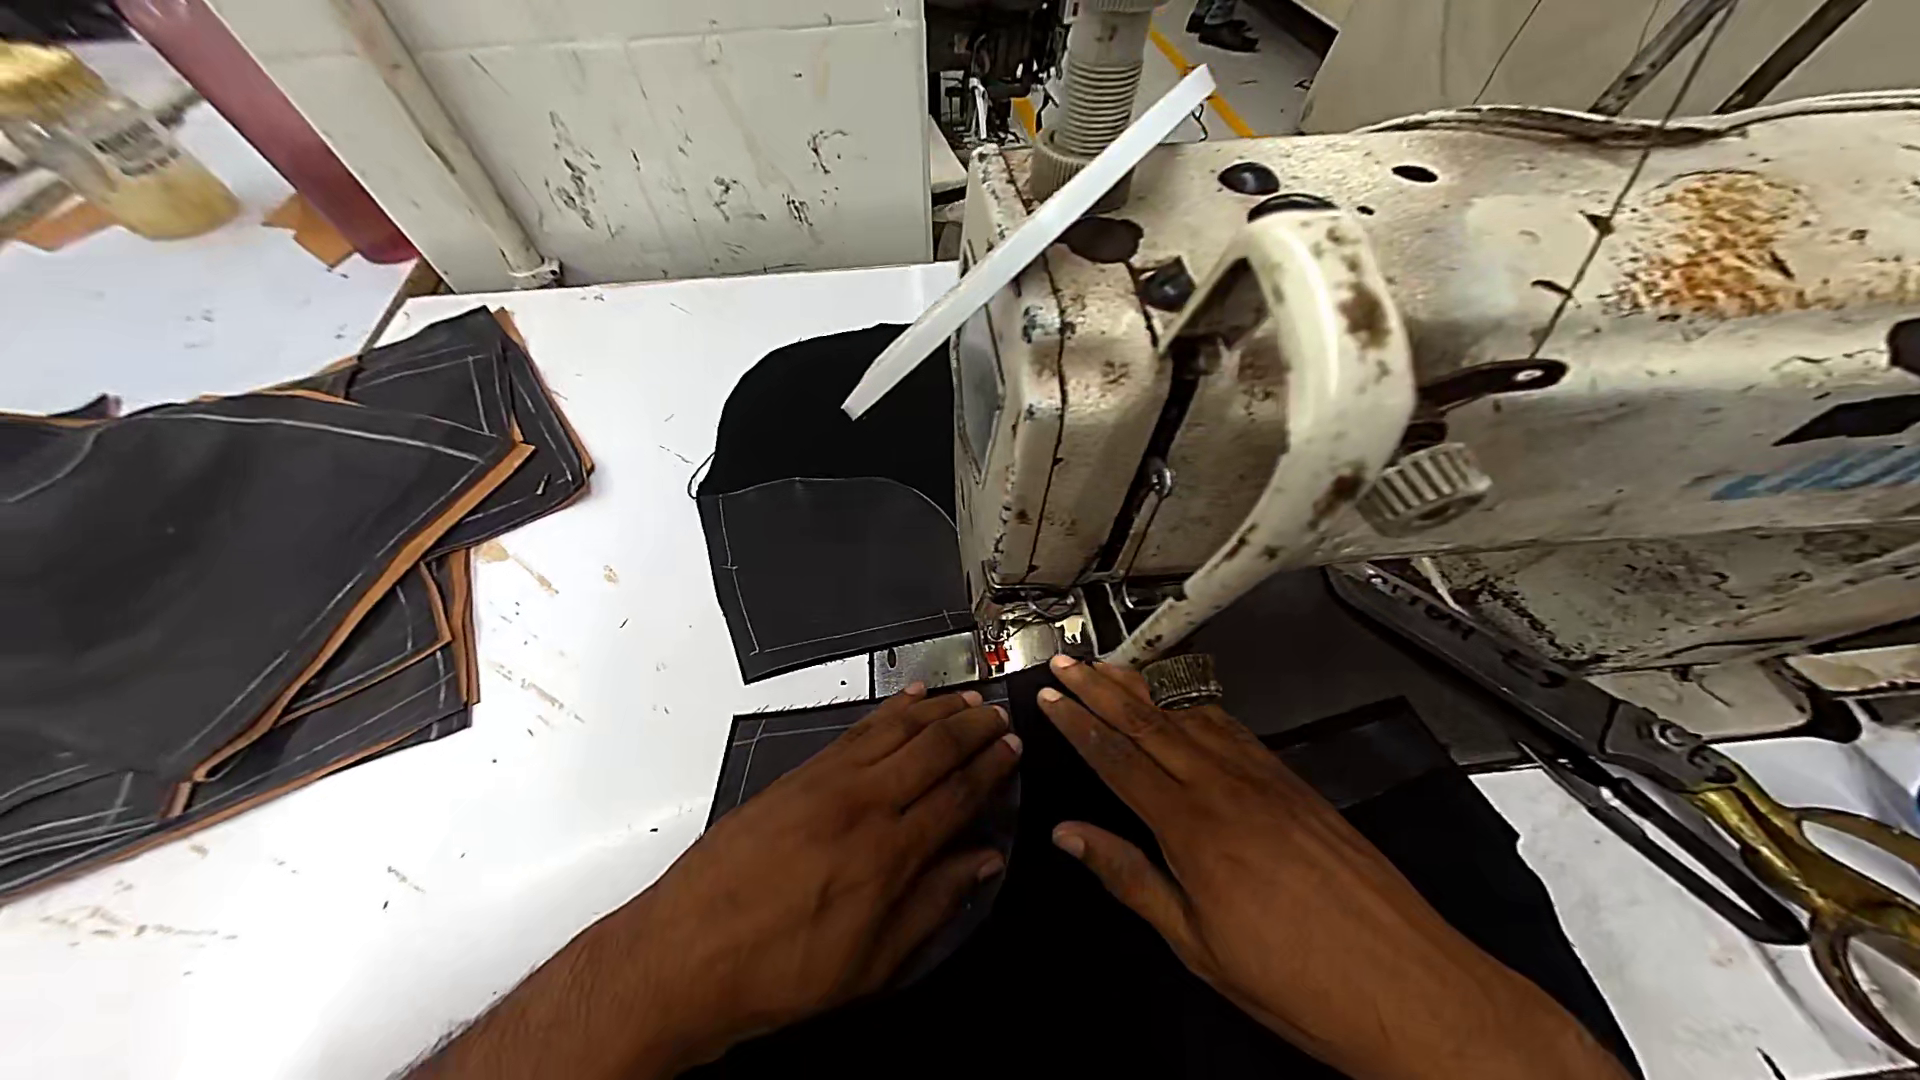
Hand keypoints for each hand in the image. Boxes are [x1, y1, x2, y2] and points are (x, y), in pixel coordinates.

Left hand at [415, 685, 1020, 1079]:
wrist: (684, 953)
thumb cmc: (781, 971)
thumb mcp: (871, 963)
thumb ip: (935, 903)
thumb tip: (984, 861)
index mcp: (889, 853)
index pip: (958, 795)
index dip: (991, 769)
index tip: (1012, 749)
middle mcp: (865, 803)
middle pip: (934, 749)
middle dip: (973, 728)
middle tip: (999, 715)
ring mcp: (829, 779)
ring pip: (899, 728)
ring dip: (938, 709)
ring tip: (967, 698)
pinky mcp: (801, 771)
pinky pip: (857, 728)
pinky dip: (891, 709)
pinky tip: (910, 698)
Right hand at [1037, 655, 1628, 1079]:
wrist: (1410, 987)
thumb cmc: (1298, 979)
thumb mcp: (1194, 943)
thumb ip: (1128, 876)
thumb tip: (1070, 836)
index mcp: (1190, 828)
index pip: (1115, 757)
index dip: (1077, 722)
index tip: (1052, 697)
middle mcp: (1222, 788)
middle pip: (1146, 721)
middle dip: (1099, 687)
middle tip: (1069, 662)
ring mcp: (1260, 777)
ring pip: (1187, 715)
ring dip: (1144, 687)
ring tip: (1112, 667)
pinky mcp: (1290, 780)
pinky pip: (1232, 728)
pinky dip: (1197, 705)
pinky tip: (1184, 699)